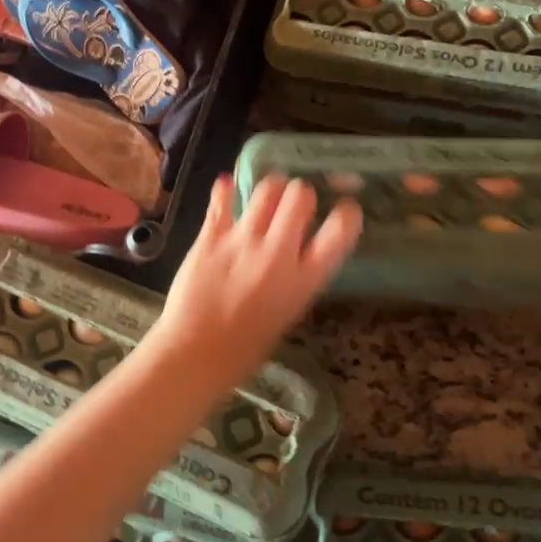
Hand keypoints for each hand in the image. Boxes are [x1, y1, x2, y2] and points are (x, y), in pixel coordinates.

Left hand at [147, 176, 361, 384]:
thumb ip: (296, 278)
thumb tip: (299, 250)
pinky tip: (228, 187)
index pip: (340, 232)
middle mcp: (277, 253)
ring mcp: (242, 240)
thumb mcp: (287, 314)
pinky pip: (222, 199)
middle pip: (301, 196)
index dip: (346, 214)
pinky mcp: (211, 236)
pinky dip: (226, 190)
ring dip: (271, 188)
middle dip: (301, 193)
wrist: (193, 354)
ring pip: (266, 189)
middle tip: (295, 202)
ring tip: (267, 196)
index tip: (344, 209)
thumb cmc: (244, 349)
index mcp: (303, 280)